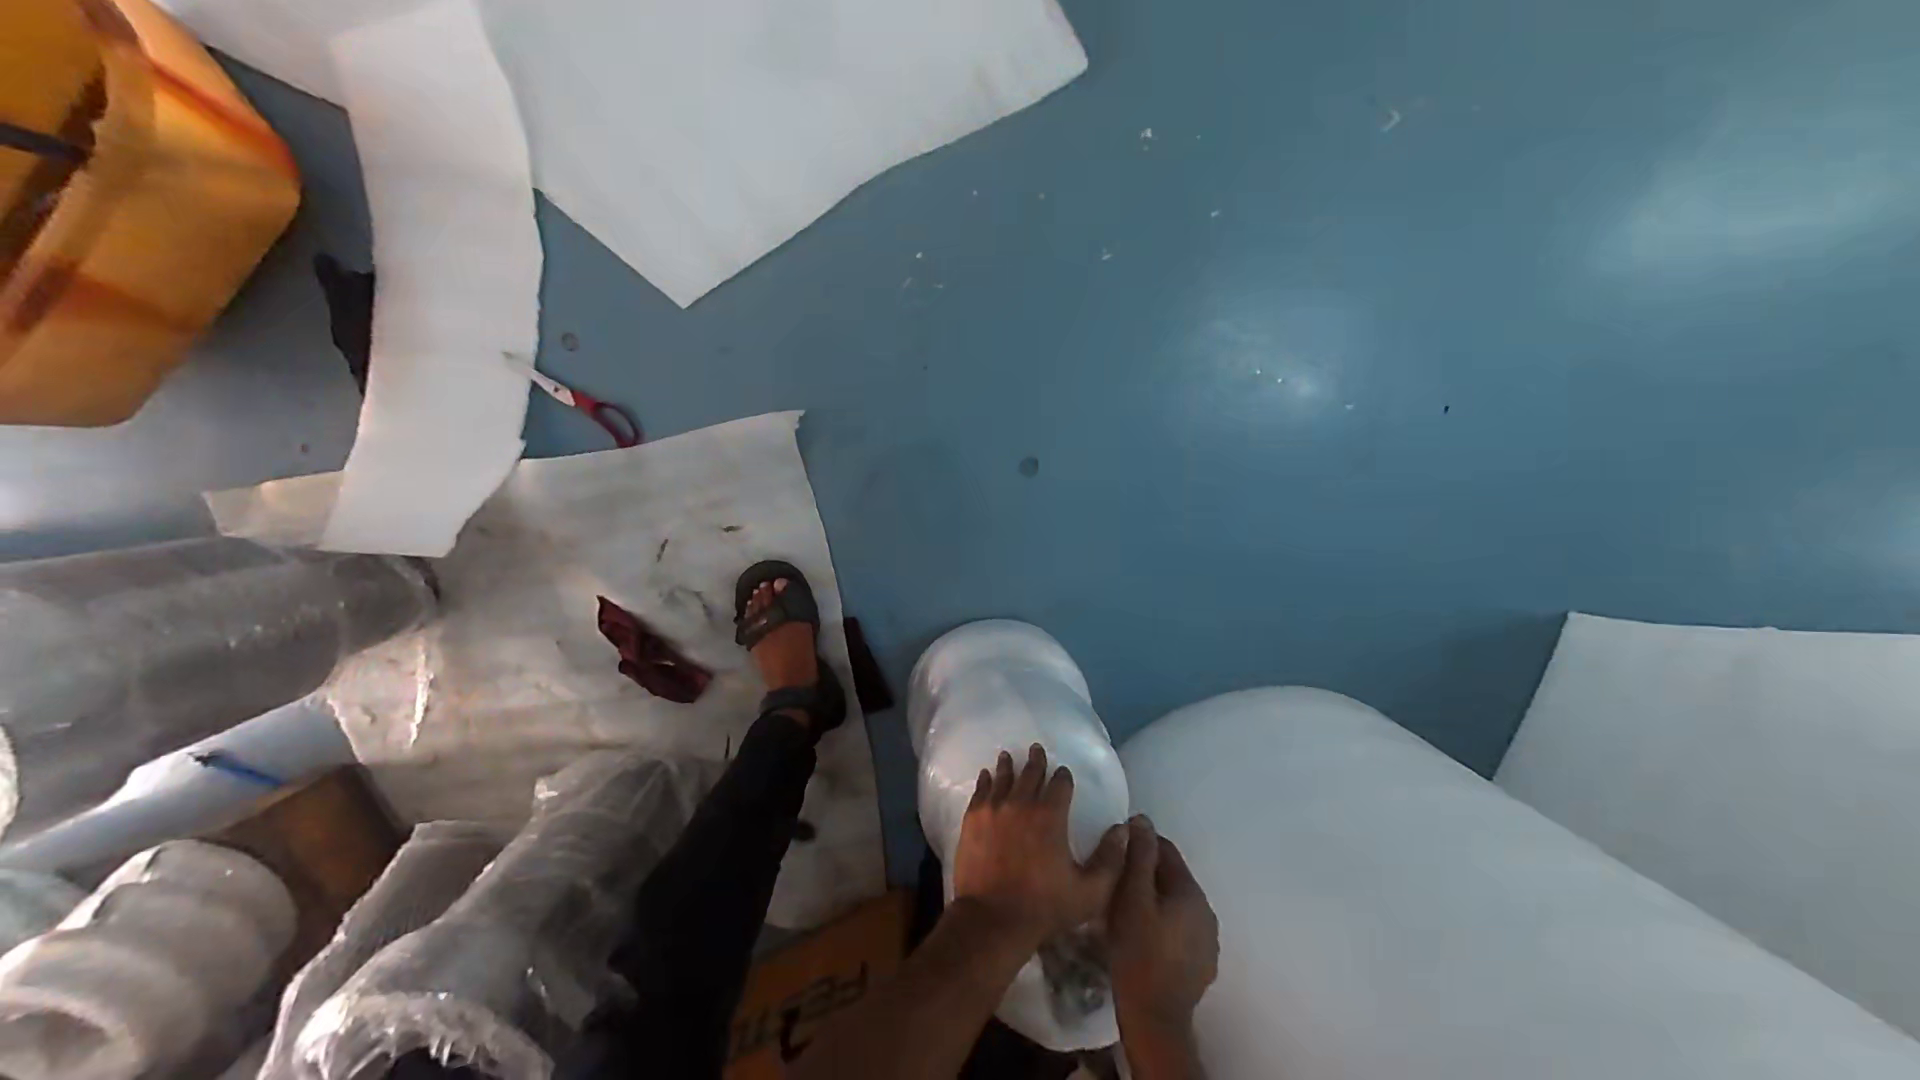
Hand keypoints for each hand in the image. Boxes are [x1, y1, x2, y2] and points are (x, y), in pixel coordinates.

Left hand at [951, 744, 1126, 942]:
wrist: (992, 919)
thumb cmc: (1045, 907)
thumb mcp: (1090, 891)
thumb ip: (1110, 859)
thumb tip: (1123, 830)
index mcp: (1050, 816)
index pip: (1060, 784)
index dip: (1063, 776)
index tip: (1064, 772)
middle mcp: (1021, 803)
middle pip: (1030, 773)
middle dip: (1036, 761)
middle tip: (1036, 748)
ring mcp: (993, 809)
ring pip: (1003, 778)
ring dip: (1008, 765)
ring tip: (1008, 755)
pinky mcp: (972, 820)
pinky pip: (980, 791)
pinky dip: (985, 781)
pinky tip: (986, 775)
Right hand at [1109, 815, 1219, 1027]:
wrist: (1154, 1017)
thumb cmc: (1138, 952)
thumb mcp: (1131, 898)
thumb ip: (1138, 857)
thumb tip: (1142, 820)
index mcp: (1191, 891)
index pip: (1165, 849)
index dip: (1139, 843)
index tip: (1115, 850)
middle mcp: (1206, 910)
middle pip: (1172, 876)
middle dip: (1145, 871)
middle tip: (1115, 879)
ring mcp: (1208, 938)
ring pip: (1175, 902)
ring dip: (1154, 897)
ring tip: (1125, 906)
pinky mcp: (1202, 961)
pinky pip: (1180, 926)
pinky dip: (1162, 921)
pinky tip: (1143, 933)